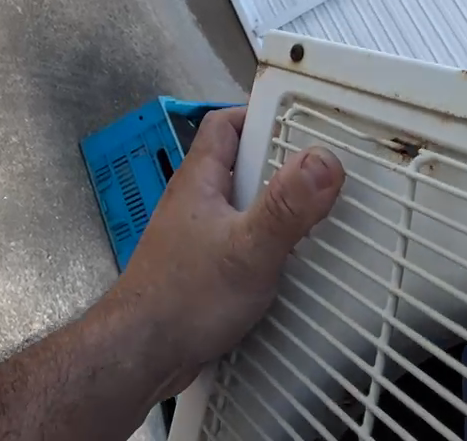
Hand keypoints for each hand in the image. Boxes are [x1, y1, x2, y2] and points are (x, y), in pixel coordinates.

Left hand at [95, 105, 345, 399]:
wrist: (142, 349)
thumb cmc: (186, 295)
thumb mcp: (248, 248)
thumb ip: (287, 207)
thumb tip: (323, 160)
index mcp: (199, 178)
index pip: (225, 124)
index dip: (260, 116)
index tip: (303, 124)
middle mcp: (195, 198)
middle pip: (238, 163)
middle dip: (277, 164)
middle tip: (321, 174)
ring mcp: (195, 232)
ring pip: (240, 203)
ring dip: (273, 205)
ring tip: (313, 216)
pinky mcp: (201, 264)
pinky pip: (238, 237)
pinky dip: (264, 240)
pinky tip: (285, 262)